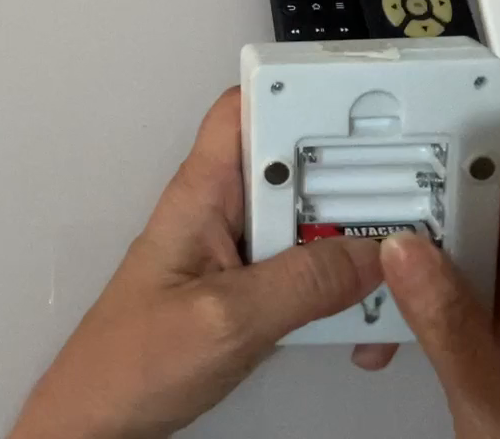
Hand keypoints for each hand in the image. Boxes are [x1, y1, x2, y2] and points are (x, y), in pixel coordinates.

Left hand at [8, 88, 384, 438]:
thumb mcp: (226, 319)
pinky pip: (301, 263)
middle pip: (290, 164)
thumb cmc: (131, 358)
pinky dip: (334, 284)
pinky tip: (352, 317)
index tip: (354, 106)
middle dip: (345, 181)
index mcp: (201, 192)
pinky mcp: (245, 280)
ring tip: (378, 280)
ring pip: (304, 218)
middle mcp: (219, 207)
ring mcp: (234, 245)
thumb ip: (301, 284)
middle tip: (396, 205)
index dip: (295, 93)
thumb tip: (369, 256)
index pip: (243, 109)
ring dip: (346, 245)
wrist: (103, 414)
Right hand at [353, 112, 499, 437]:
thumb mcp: (499, 416)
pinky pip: (454, 294)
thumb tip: (406, 250)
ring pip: (471, 256)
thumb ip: (453, 334)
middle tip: (403, 140)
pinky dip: (414, 290)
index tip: (478, 101)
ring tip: (372, 221)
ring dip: (421, 237)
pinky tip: (379, 311)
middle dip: (450, 178)